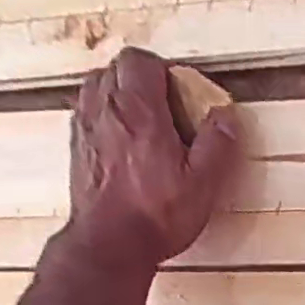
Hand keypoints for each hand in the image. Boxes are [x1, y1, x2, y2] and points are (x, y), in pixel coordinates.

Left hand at [58, 48, 242, 265]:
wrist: (111, 244)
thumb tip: (227, 116)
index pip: (141, 60)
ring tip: (145, 125)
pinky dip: (106, 117)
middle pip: (116, 68)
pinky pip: (88, 113)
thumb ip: (217, 145)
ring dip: (121, 96)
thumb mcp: (202, 184)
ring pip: (97, 87)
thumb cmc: (155, 216)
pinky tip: (126, 146)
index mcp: (139, 110)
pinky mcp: (76, 148)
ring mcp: (85, 127)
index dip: (164, 71)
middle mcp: (106, 110)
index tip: (183, 95)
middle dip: (142, 80)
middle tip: (167, 109)